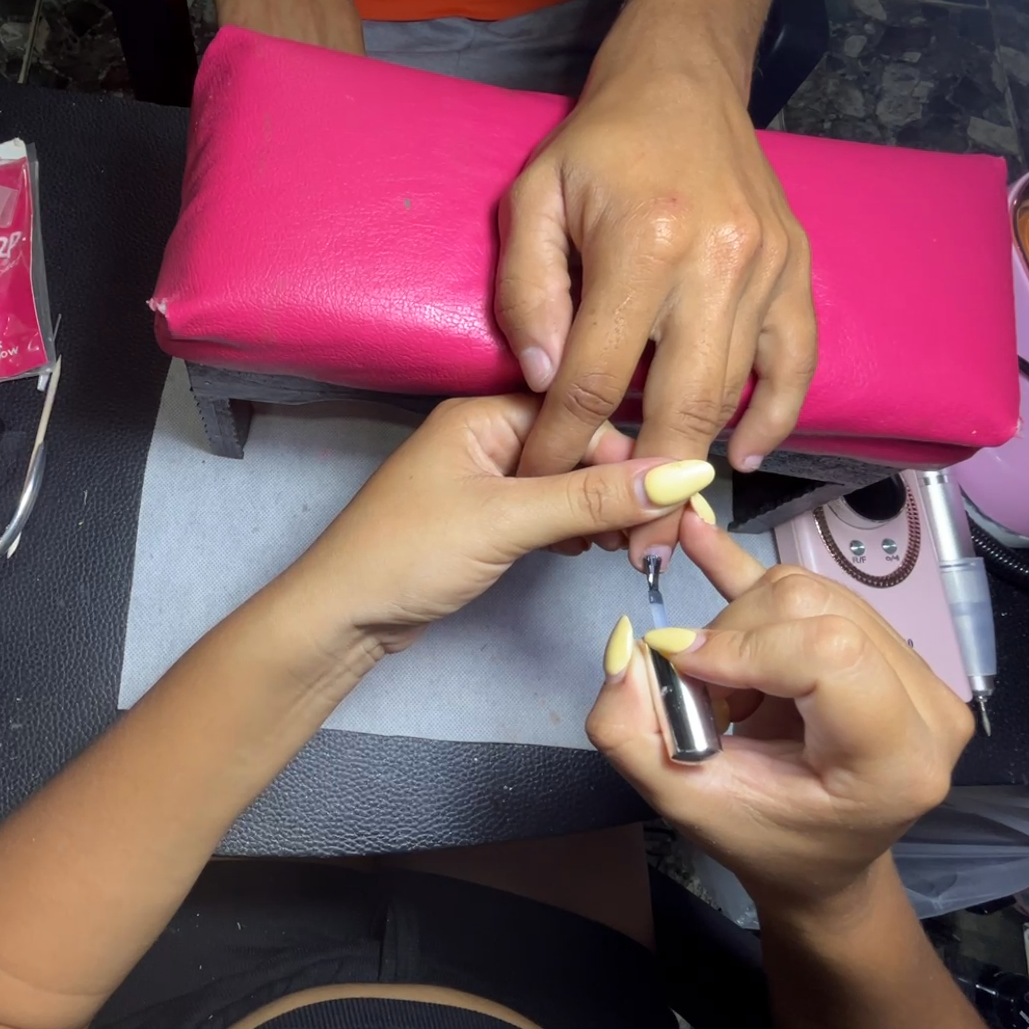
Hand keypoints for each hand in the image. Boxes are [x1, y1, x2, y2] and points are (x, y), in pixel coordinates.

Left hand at [285, 395, 717, 653]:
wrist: (344, 614)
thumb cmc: (410, 555)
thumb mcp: (505, 521)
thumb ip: (591, 497)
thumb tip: (684, 472)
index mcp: (480, 415)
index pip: (576, 413)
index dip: (626, 453)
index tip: (672, 496)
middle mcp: (482, 438)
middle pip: (572, 448)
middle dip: (614, 488)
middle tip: (652, 533)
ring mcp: (480, 481)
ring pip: (559, 484)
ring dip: (594, 511)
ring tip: (624, 546)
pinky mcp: (480, 520)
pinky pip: (540, 512)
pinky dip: (567, 528)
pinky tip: (585, 549)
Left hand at [497, 67, 815, 567]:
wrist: (680, 85)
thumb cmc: (593, 148)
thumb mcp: (530, 206)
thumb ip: (529, 297)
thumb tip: (549, 382)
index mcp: (644, 247)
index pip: (594, 381)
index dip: (563, 445)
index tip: (541, 485)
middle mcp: (718, 264)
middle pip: (678, 406)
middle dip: (644, 484)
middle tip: (626, 544)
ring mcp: (770, 271)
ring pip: (735, 395)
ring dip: (701, 463)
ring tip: (670, 516)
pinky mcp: (796, 274)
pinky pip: (797, 364)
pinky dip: (776, 417)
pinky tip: (742, 457)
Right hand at [587, 511, 972, 911]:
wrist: (819, 854)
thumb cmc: (761, 839)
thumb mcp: (681, 802)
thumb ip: (630, 732)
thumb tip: (626, 646)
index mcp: (893, 759)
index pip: (826, 651)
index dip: (738, 646)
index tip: (679, 669)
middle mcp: (924, 704)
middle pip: (807, 605)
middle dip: (728, 636)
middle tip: (701, 693)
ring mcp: (913, 668)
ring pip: (800, 589)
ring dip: (736, 626)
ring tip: (723, 681)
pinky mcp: (880, 644)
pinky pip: (806, 584)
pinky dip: (742, 564)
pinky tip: (696, 533)